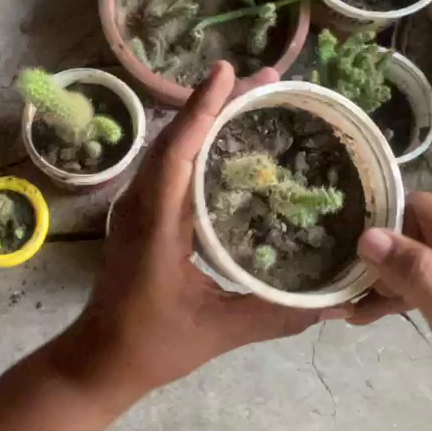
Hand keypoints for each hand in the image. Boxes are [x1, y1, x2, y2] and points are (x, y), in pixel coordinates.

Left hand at [53, 62, 346, 401]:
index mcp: (156, 222)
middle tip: (266, 79)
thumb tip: (333, 302)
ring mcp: (137, 207)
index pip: (178, 150)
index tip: (229, 72)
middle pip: (176, 136)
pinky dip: (196, 142)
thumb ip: (273, 314)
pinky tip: (225, 143)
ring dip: (205, 117)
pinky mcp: (141, 215)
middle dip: (216, 101)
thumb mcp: (217, 331)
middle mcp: (142, 203)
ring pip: (170, 147)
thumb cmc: (151, 343)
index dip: (204, 108)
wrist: (99, 358)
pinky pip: (168, 165)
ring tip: (250, 97)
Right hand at [350, 192, 431, 430]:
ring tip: (348, 308)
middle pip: (421, 232)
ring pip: (426, 259)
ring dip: (389, 281)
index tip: (339, 248)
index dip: (380, 224)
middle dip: (379, 258)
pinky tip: (372, 315)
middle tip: (339, 288)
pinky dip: (410, 297)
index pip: (423, 208)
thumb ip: (418, 275)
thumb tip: (368, 234)